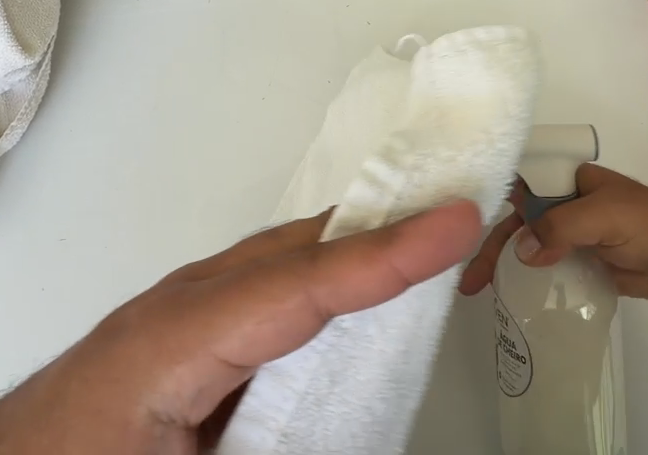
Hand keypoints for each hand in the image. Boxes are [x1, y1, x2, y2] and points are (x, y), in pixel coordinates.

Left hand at [0, 201, 483, 454]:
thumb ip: (281, 435)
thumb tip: (355, 421)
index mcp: (178, 336)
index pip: (300, 283)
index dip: (383, 253)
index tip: (456, 223)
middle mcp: (191, 301)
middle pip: (304, 249)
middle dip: (388, 229)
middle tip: (468, 215)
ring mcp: (194, 305)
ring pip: (294, 257)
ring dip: (366, 246)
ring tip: (436, 238)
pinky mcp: (201, 323)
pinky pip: (278, 285)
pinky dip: (333, 274)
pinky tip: (367, 282)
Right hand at [457, 163, 647, 300]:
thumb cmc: (645, 223)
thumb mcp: (601, 216)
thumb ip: (560, 227)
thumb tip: (521, 251)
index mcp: (565, 179)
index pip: (519, 181)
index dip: (490, 197)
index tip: (461, 218)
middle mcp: (560, 201)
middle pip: (516, 218)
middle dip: (491, 244)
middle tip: (471, 275)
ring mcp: (568, 231)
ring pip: (525, 243)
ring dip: (502, 262)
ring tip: (479, 288)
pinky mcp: (575, 258)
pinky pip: (542, 264)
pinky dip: (523, 276)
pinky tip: (507, 292)